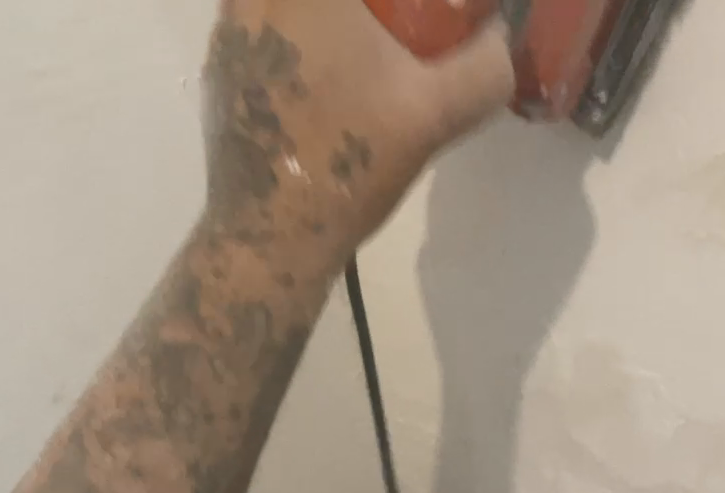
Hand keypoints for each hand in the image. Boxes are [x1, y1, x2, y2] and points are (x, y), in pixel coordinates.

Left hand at [200, 0, 513, 265]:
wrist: (272, 237)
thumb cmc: (347, 168)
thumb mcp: (431, 119)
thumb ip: (482, 72)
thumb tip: (505, 41)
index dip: (393, 7)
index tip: (408, 19)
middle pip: (327, 2)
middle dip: (365, 14)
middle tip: (392, 32)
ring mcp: (225, 34)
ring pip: (285, 8)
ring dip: (328, 26)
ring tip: (363, 59)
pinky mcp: (219, 74)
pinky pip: (261, 35)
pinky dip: (294, 48)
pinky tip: (323, 93)